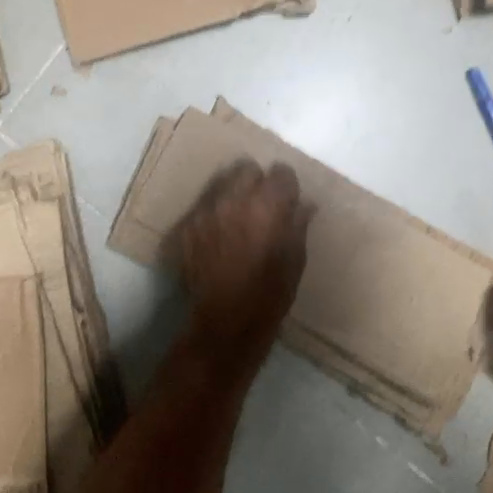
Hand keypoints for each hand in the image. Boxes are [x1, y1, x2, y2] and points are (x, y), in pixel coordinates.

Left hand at [172, 161, 313, 364]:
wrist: (226, 323)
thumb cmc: (271, 294)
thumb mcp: (295, 259)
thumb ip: (298, 224)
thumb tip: (305, 203)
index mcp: (267, 206)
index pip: (281, 171)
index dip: (286, 185)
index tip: (288, 200)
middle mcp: (234, 199)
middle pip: (247, 169)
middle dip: (257, 183)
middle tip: (263, 207)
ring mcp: (206, 211)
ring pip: (222, 184)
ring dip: (233, 195)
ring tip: (239, 220)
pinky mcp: (187, 226)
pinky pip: (204, 207)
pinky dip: (214, 215)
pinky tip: (219, 237)